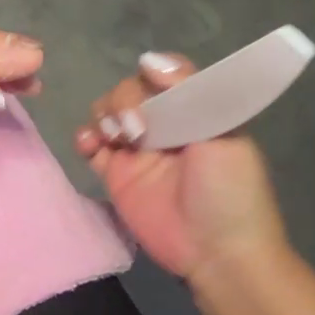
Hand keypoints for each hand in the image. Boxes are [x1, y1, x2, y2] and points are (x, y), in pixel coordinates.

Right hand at [75, 54, 287, 280]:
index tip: (148, 80)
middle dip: (125, 100)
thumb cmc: (230, 192)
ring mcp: (137, 149)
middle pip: (129, 90)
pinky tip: (90, 144)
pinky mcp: (116, 173)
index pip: (163, 75)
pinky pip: (90, 144)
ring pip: (107, 111)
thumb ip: (190, 92)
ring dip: (104, 114)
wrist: (219, 256)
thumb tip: (148, 58)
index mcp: (193, 111)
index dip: (152, 73)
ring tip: (114, 137)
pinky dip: (84, 136)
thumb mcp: (224, 135)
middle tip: (136, 129)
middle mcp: (163, 124)